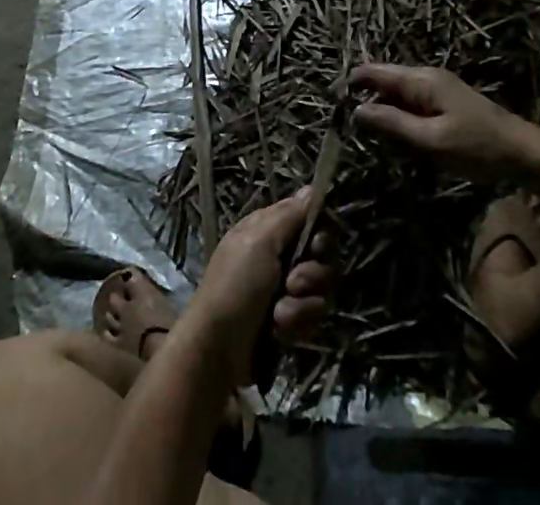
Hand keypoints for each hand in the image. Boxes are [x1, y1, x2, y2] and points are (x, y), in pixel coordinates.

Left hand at [187, 191, 335, 383]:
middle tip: (293, 282)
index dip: (320, 230)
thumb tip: (312, 188)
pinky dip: (297, 323)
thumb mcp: (259, 241)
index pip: (308, 217)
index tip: (316, 243)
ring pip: (321, 287)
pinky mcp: (289, 319)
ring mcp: (284, 289)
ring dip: (302, 304)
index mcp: (267, 230)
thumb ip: (290, 215)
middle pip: (322, 254)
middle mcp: (278, 255)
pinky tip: (278, 331)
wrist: (217, 350)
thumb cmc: (234, 286)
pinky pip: (313, 314)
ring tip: (279, 315)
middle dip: (313, 272)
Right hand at [351, 64, 534, 181]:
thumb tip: (356, 110)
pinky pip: (410, 105)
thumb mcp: (431, 139)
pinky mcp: (444, 104)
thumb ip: (392, 124)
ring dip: (380, 109)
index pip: (375, 72)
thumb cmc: (476, 146)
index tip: (329, 100)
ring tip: (359, 131)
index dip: (350, 83)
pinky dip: (397, 116)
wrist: (522, 152)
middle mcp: (427, 78)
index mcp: (422, 80)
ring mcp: (437, 90)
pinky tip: (391, 135)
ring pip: (396, 95)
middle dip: (362, 98)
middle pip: (384, 81)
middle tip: (341, 123)